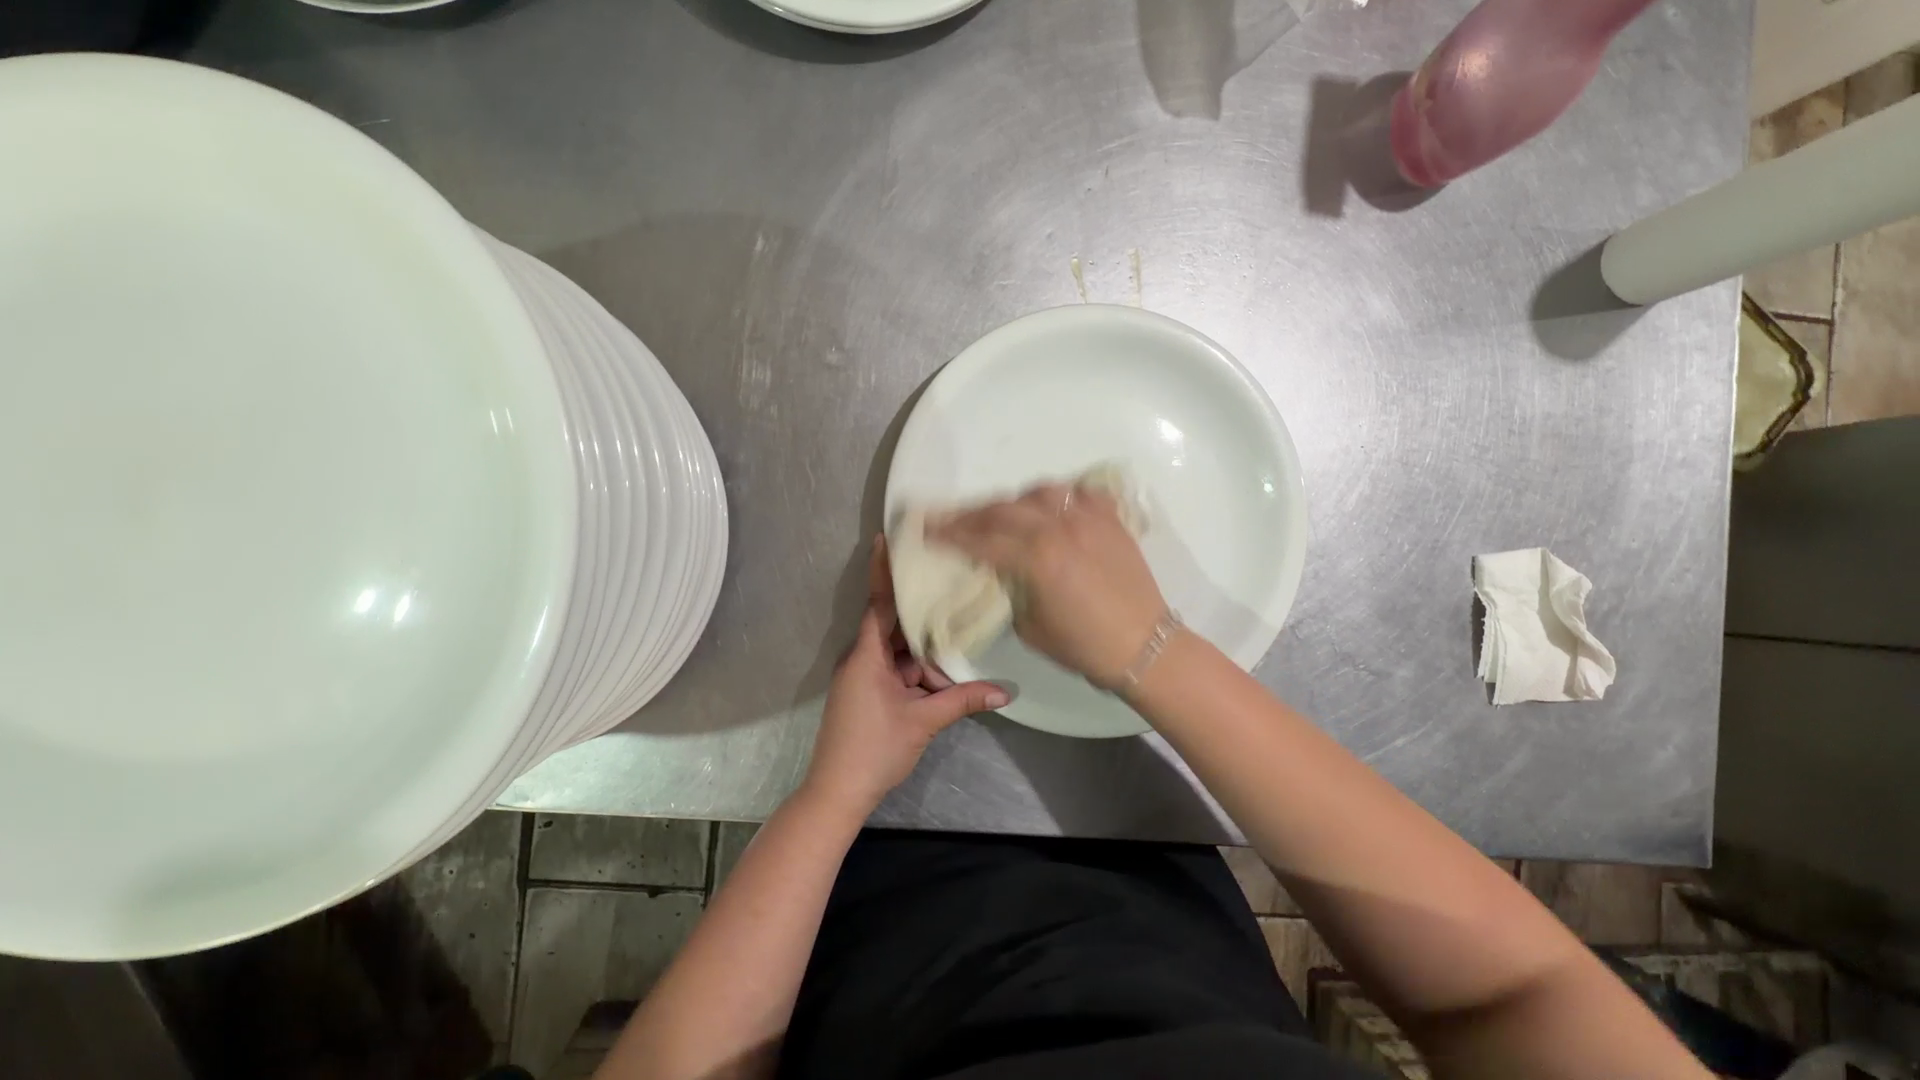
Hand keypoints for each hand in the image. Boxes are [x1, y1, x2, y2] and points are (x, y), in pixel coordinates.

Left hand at [801, 539, 1009, 816]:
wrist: (837, 792)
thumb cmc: (874, 749)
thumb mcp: (923, 721)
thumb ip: (962, 701)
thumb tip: (1005, 691)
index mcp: (866, 656)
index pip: (878, 603)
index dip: (884, 571)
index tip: (886, 539)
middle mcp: (861, 660)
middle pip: (897, 628)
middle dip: (926, 622)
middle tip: (954, 591)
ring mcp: (863, 679)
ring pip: (901, 655)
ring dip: (926, 659)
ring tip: (960, 653)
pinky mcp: (868, 695)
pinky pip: (897, 672)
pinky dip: (918, 674)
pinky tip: (945, 680)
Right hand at [932, 482, 1167, 685]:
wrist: (1144, 646)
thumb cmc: (1084, 647)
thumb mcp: (1030, 627)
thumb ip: (1009, 591)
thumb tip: (999, 573)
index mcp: (1035, 559)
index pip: (979, 539)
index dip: (948, 535)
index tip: (926, 530)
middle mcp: (1058, 528)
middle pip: (1001, 510)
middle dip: (969, 514)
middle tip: (948, 518)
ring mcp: (1088, 519)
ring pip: (1038, 493)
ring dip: (1012, 502)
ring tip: (999, 513)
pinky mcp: (1110, 520)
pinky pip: (1079, 493)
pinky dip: (1059, 497)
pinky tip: (1049, 508)